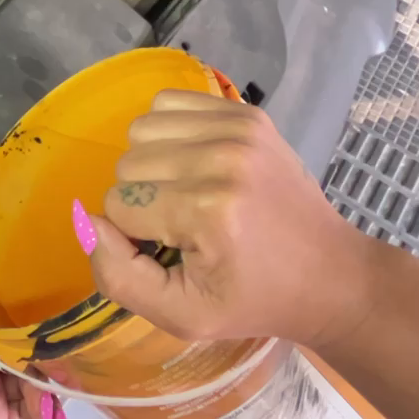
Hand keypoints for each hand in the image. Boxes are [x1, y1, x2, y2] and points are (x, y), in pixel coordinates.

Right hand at [72, 89, 379, 349]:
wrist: (330, 274)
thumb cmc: (252, 300)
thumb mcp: (182, 315)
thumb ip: (119, 275)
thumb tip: (88, 220)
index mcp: (207, 212)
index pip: (118, 205)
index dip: (133, 234)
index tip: (171, 251)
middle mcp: (221, 159)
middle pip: (126, 164)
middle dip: (140, 198)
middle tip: (179, 224)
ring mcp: (237, 129)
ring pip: (140, 131)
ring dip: (150, 163)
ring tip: (184, 189)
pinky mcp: (246, 112)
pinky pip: (167, 103)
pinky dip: (167, 132)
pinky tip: (191, 161)